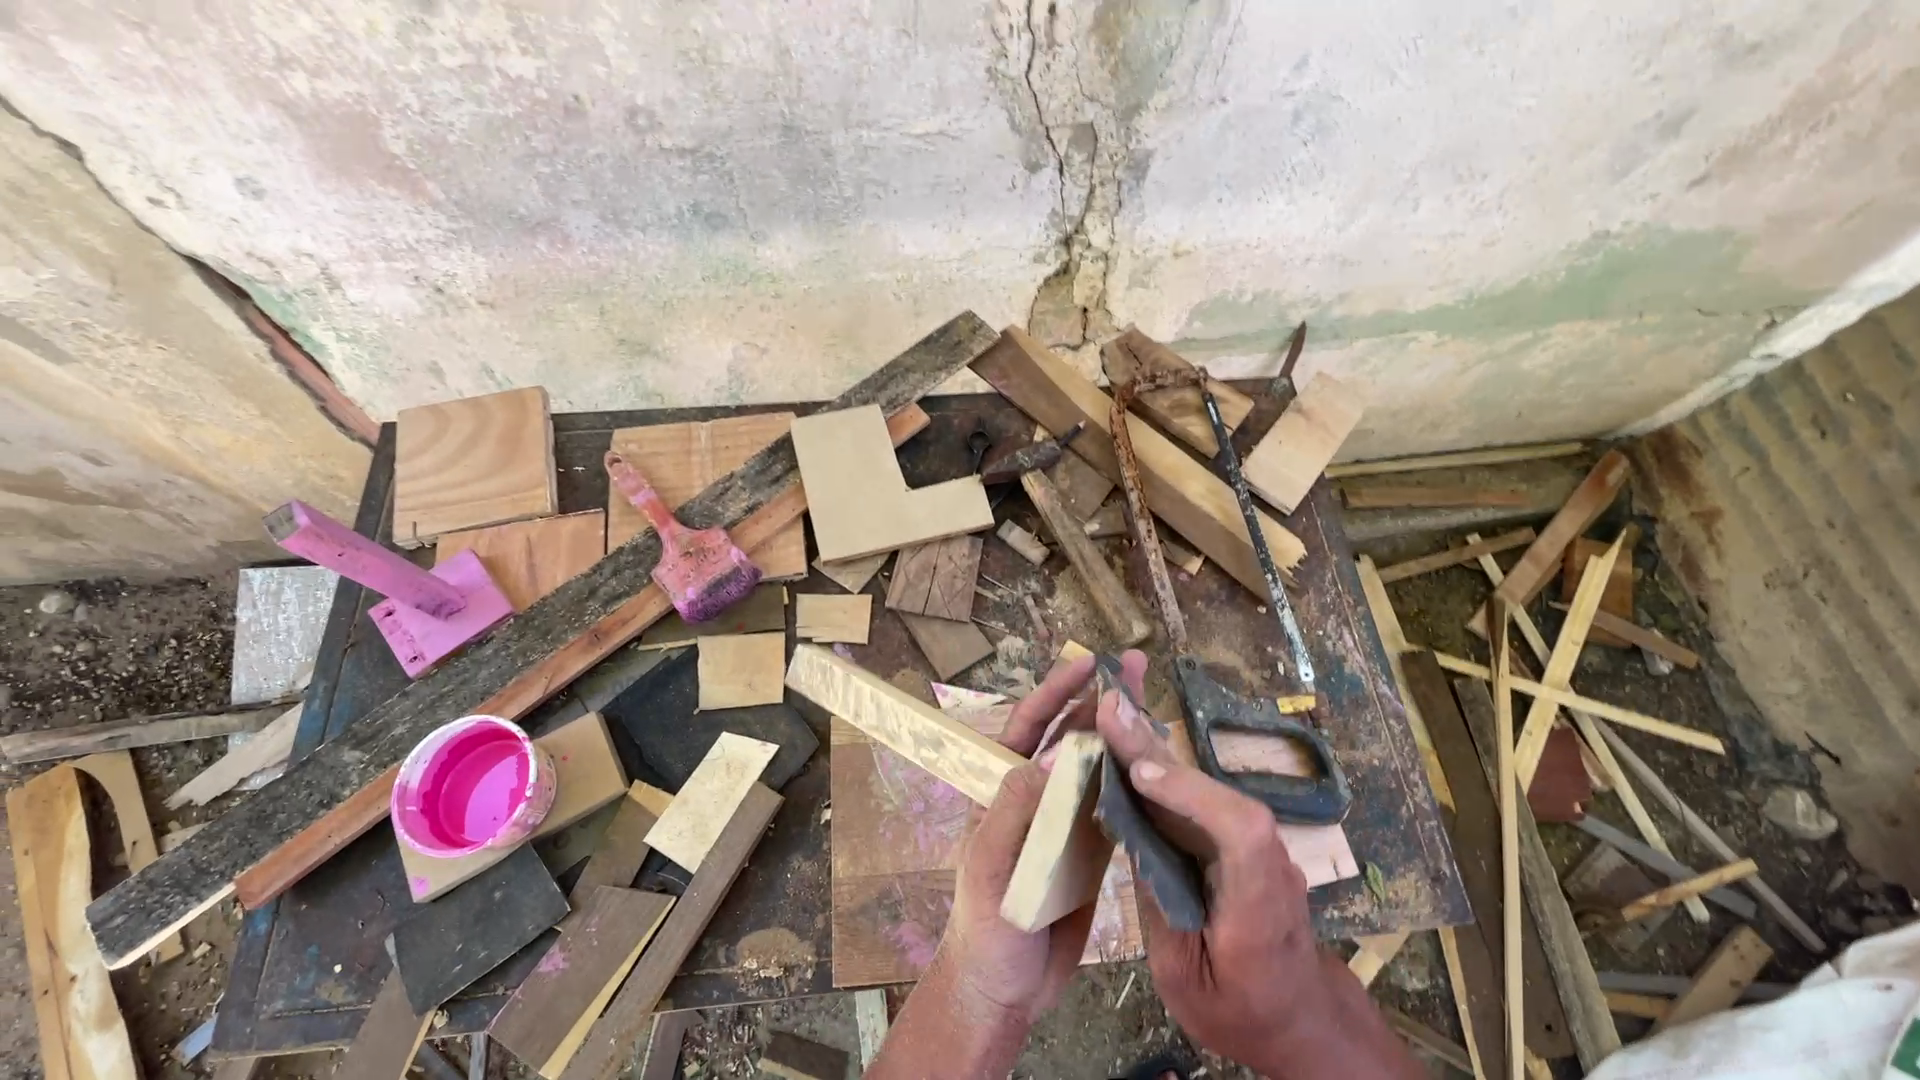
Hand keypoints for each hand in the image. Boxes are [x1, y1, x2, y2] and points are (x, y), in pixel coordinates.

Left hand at [932, 649, 1149, 1024]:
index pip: (1029, 728)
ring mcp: (1063, 822)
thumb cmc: (986, 925)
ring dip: (1120, 736)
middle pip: (1069, 737)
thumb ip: (1016, 812)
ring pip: (1095, 767)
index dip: (1056, 693)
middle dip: (1098, 701)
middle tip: (1134, 666)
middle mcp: (1035, 796)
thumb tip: (1054, 755)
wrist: (1004, 988)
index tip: (1088, 664)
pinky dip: (1133, 782)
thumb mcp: (992, 866)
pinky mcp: (1088, 852)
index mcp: (1002, 790)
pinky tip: (1157, 764)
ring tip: (1153, 704)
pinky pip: (1113, 807)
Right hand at [1094, 684, 1325, 1071]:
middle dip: (1161, 755)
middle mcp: (1267, 862)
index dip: (1193, 796)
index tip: (1141, 775)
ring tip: (1113, 718)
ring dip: (1160, 756)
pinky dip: (1167, 775)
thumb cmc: (1244, 1012)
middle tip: (1111, 710)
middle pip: (1219, 796)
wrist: (1301, 1019)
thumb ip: (1163, 910)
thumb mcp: (1186, 982)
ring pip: (1210, 791)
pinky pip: (1204, 801)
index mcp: (1260, 905)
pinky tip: (1134, 751)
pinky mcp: (1241, 843)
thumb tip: (1133, 841)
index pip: (1242, 833)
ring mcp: (1259, 848)